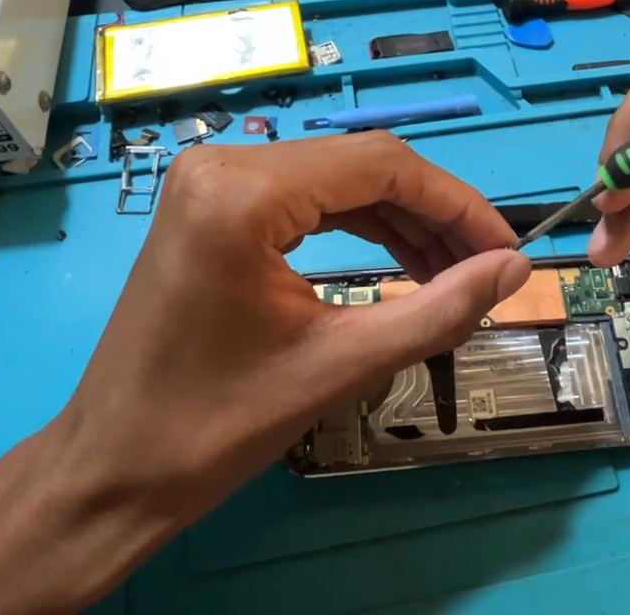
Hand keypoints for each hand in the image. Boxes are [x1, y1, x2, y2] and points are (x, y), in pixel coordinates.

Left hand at [48, 132, 528, 537]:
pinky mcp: (215, 202)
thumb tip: (514, 268)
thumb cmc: (218, 424)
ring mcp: (215, 179)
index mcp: (246, 191)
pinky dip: (360, 224)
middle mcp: (226, 162)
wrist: (115, 466)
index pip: (382, 165)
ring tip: (454, 268)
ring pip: (338, 178)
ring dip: (402, 218)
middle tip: (487, 263)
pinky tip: (404, 256)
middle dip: (434, 212)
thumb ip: (439, 308)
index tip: (508, 246)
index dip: (457, 203)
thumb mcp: (341, 364)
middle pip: (362, 164)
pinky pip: (307, 197)